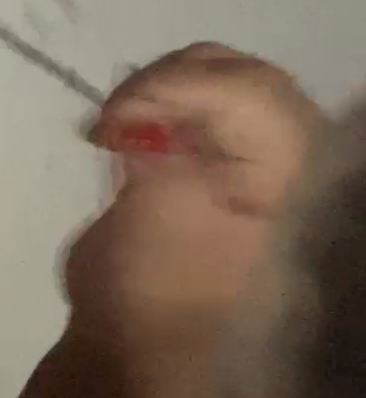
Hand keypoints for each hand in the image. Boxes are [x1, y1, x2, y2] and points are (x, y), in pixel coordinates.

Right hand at [65, 43, 323, 338]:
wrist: (140, 329)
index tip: (107, 129)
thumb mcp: (157, 218)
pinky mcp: (212, 156)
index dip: (165, 89)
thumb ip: (163, 155)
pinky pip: (187, 100)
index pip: (244, 87)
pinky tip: (119, 136)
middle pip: (233, 68)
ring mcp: (252, 151)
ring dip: (148, 92)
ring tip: (111, 132)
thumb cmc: (149, 282)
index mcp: (288, 168)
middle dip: (157, 82)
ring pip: (210, 75)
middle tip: (108, 125)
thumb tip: (138, 110)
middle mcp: (288, 149)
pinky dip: (144, 104)